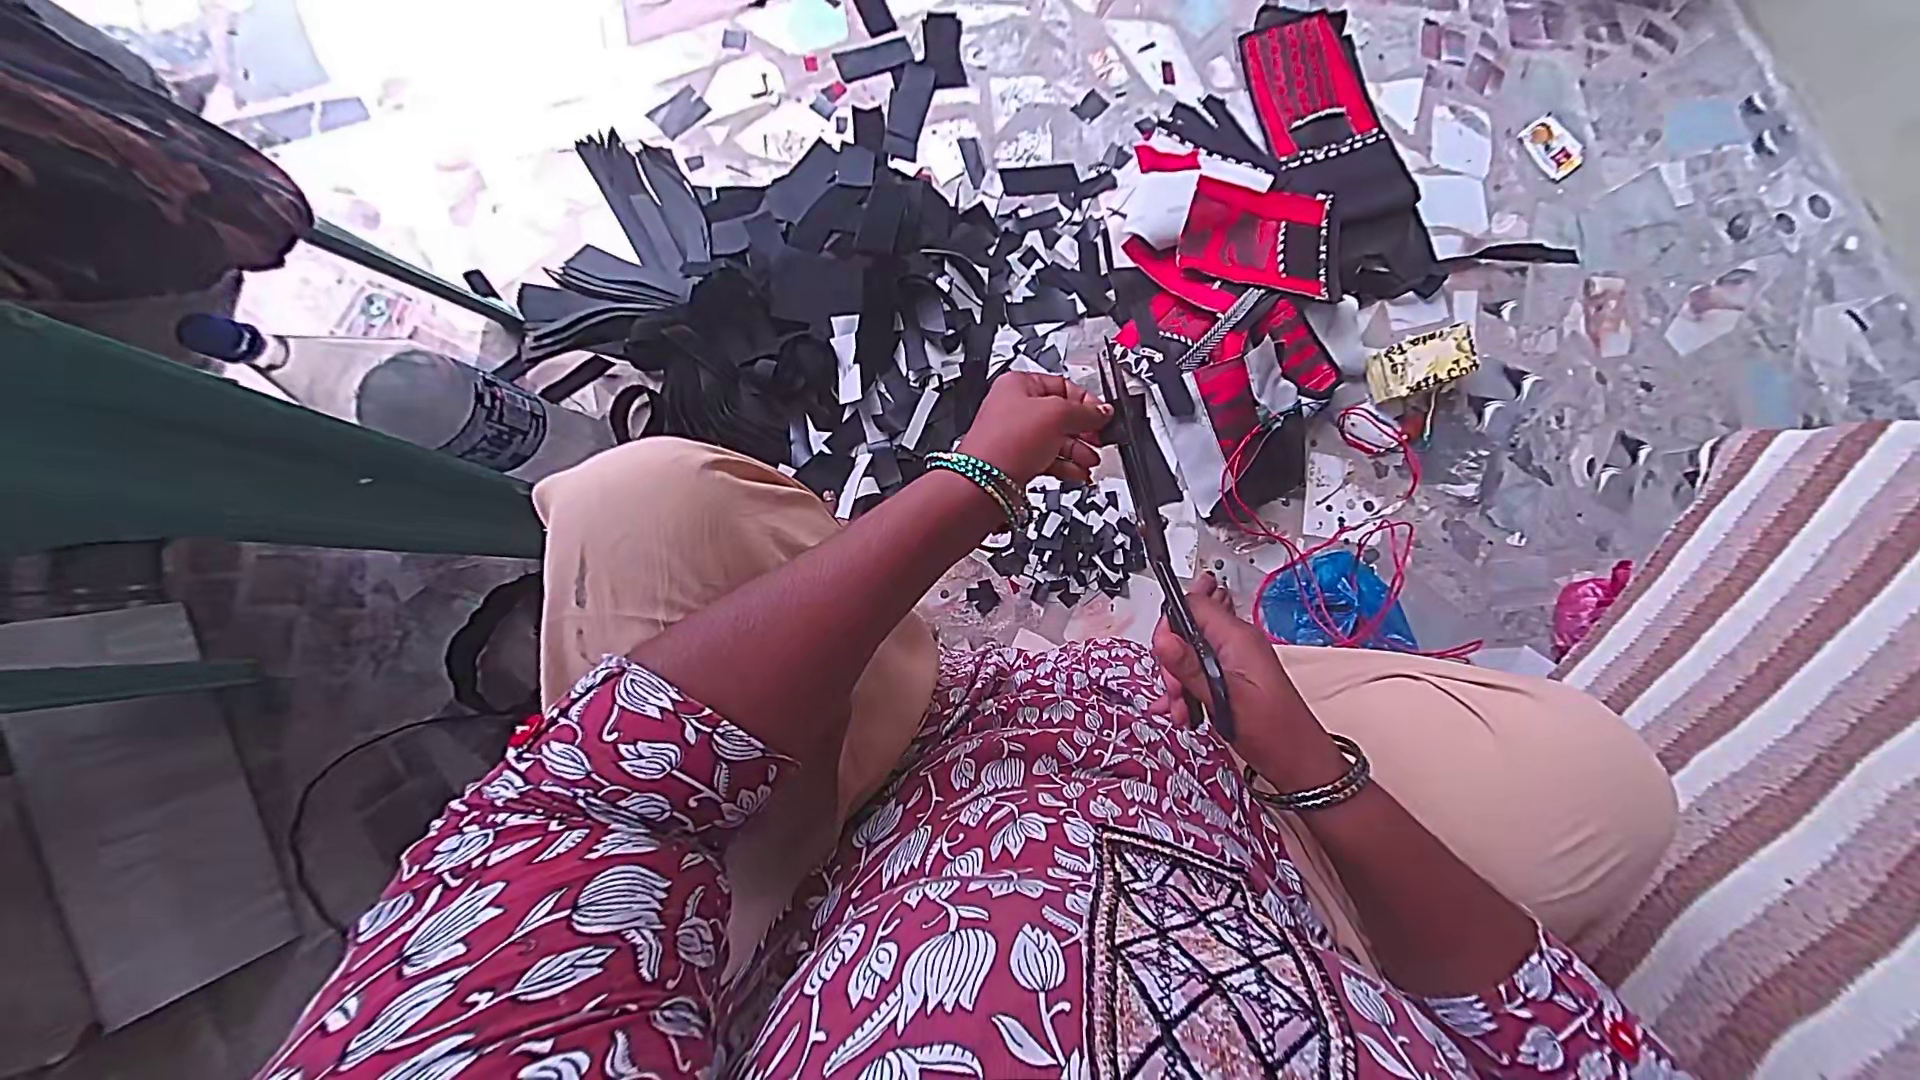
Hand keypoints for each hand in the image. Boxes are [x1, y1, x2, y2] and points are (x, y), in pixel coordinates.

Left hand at [956, 373, 1110, 486]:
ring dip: (1077, 451)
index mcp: (1019, 385)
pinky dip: (1065, 466)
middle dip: (1083, 430)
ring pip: (1055, 440)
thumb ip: (1085, 412)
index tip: (1102, 416)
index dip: (1086, 402)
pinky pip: (1047, 459)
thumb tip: (1103, 411)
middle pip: (1061, 415)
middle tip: (1099, 439)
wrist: (983, 483)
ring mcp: (1015, 437)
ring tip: (1090, 460)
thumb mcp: (1057, 415)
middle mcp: (1015, 409)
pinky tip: (1078, 473)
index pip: (1063, 386)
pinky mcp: (1017, 461)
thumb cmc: (1005, 443)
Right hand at [1149, 573, 1346, 789]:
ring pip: (1187, 654)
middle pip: (1185, 631)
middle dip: (1171, 661)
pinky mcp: (1230, 674)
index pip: (1192, 604)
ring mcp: (1233, 658)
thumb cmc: (1274, 732)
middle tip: (1176, 690)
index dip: (1169, 625)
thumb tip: (1162, 638)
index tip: (1164, 655)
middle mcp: (1235, 642)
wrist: (1300, 762)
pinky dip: (1186, 689)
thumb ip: (1189, 666)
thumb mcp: (1223, 699)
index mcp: (1237, 638)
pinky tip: (1185, 710)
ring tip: (1182, 708)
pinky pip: (1197, 670)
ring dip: (1177, 681)